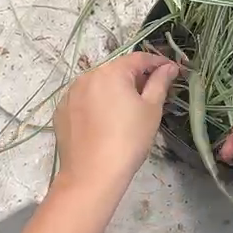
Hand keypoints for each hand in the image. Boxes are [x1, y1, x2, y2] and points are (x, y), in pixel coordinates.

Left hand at [52, 52, 178, 196]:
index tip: (171, 70)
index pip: (139, 58)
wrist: (92, 175)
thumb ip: (159, 82)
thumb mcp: (151, 109)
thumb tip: (168, 67)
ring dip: (114, 90)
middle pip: (117, 70)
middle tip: (152, 94)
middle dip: (135, 78)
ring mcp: (70, 94)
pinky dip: (97, 104)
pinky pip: (84, 100)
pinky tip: (105, 122)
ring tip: (127, 110)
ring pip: (99, 85)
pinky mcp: (61, 111)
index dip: (157, 62)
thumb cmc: (128, 140)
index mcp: (111, 72)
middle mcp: (87, 76)